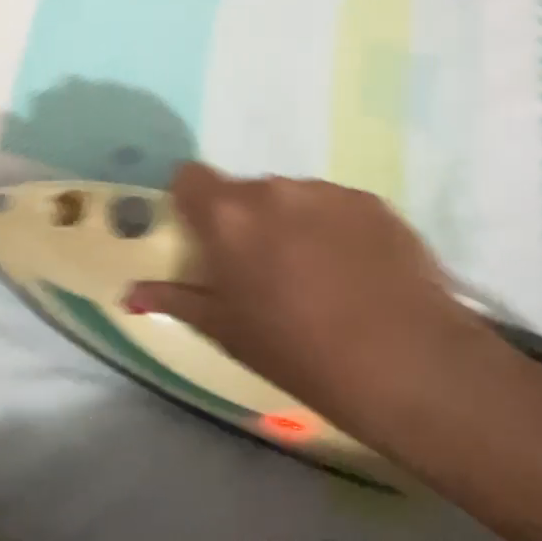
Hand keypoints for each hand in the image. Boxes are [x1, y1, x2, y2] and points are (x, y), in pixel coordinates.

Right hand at [124, 163, 497, 437]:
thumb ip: (177, 300)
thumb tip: (130, 293)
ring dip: (292, 225)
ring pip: (292, 199)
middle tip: (265, 274)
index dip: (192, 204)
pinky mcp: (372, 202)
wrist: (411, 364)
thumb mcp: (229, 333)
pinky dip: (336, 231)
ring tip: (320, 278)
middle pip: (244, 192)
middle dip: (247, 224)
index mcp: (229, 216)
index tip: (205, 241)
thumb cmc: (302, 353)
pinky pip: (337, 208)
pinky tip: (358, 276)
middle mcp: (273, 190)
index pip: (189, 177)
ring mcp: (327, 192)